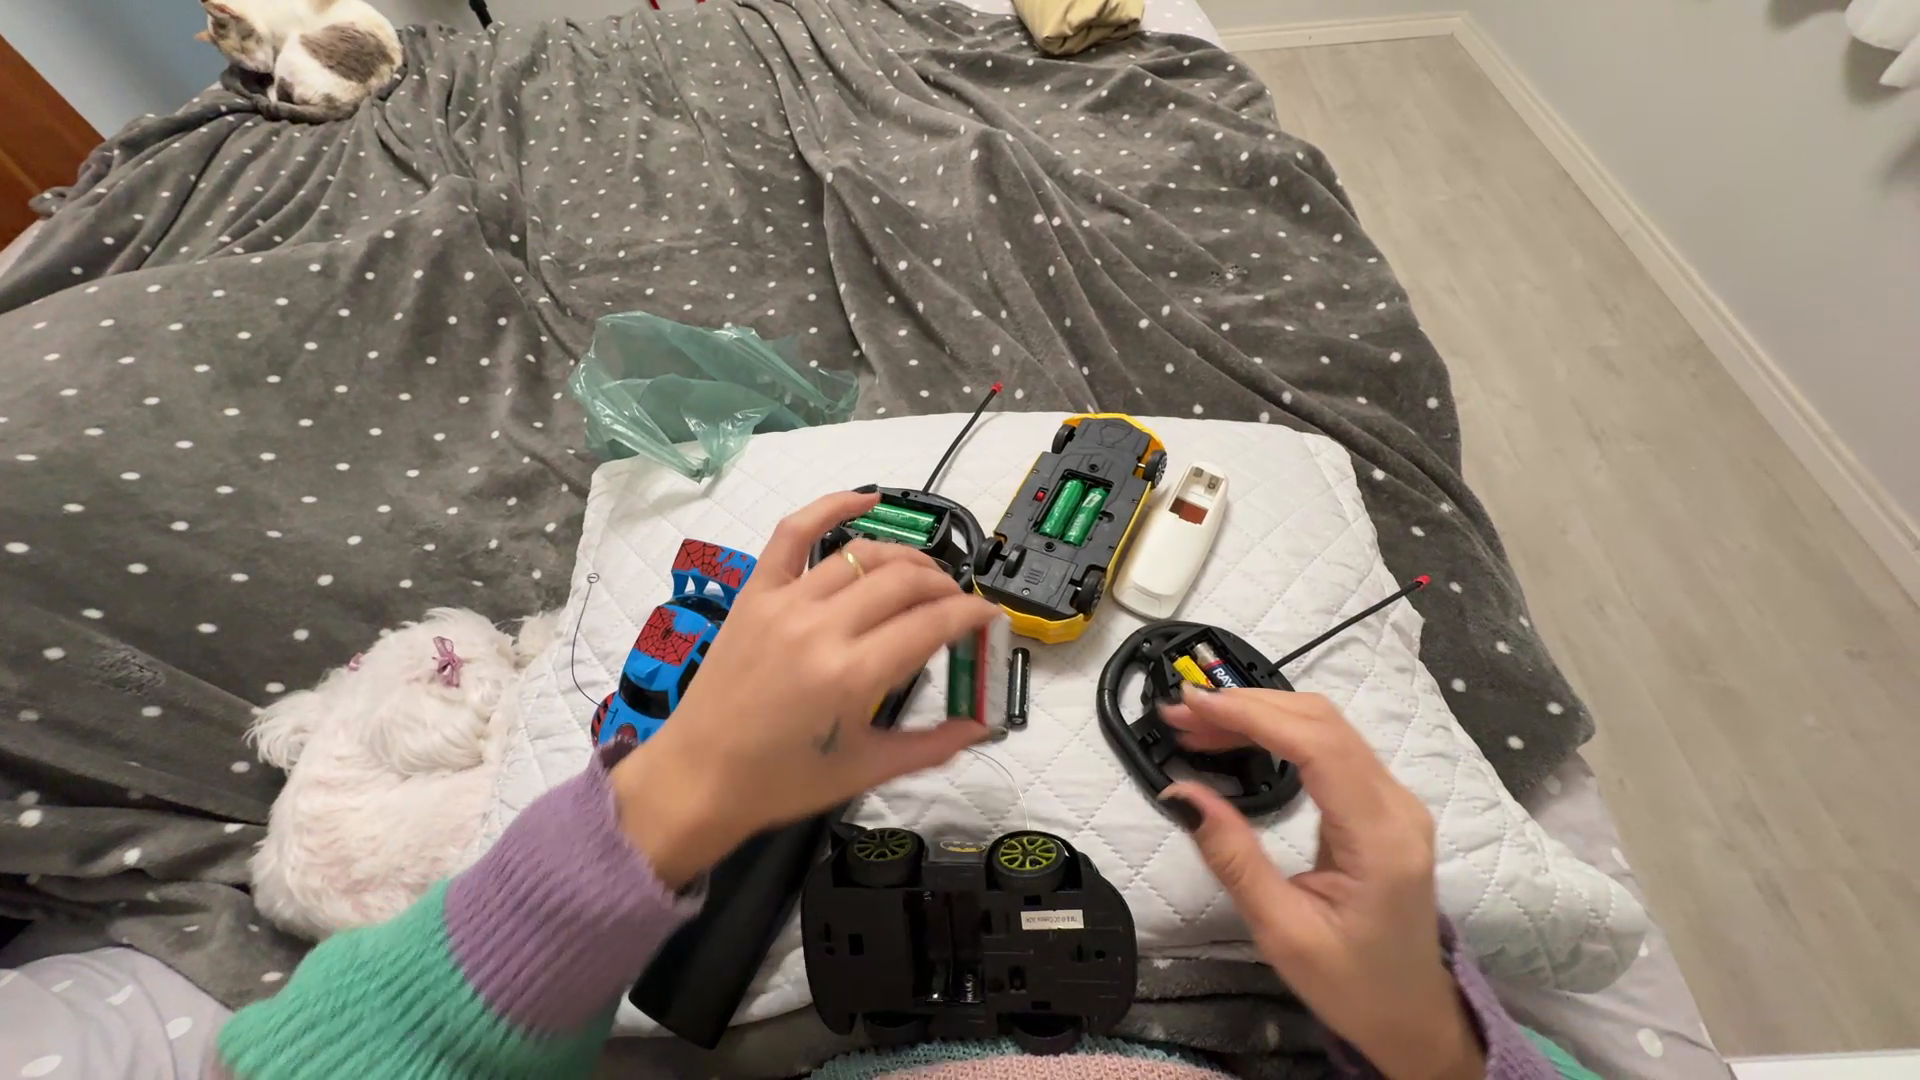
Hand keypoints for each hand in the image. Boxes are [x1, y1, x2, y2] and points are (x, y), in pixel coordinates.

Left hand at [612, 491, 999, 885]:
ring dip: (907, 559)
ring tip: (925, 576)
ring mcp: (785, 602)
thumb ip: (932, 746)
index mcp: (853, 675)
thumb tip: (983, 725)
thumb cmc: (783, 781)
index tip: (989, 618)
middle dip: (946, 587)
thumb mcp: (866, 770)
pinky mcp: (755, 592)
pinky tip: (866, 499)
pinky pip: (793, 532)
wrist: (697, 779)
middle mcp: (823, 627)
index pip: (933, 623)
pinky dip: (831, 506)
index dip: (973, 614)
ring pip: (864, 555)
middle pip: (905, 581)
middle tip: (958, 606)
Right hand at [1158, 689, 1485, 1079]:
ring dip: (1256, 712)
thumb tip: (1179, 791)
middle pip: (1320, 721)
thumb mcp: (1281, 931)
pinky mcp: (1378, 799)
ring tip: (1195, 723)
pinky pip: (1326, 743)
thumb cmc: (1351, 983)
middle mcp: (1396, 805)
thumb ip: (1232, 856)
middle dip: (1245, 705)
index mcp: (1379, 839)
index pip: (1318, 745)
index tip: (1193, 706)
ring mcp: (1393, 798)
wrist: (1411, 1014)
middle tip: (1181, 713)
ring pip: (1322, 724)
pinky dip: (1273, 729)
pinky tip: (1234, 736)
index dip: (1252, 714)